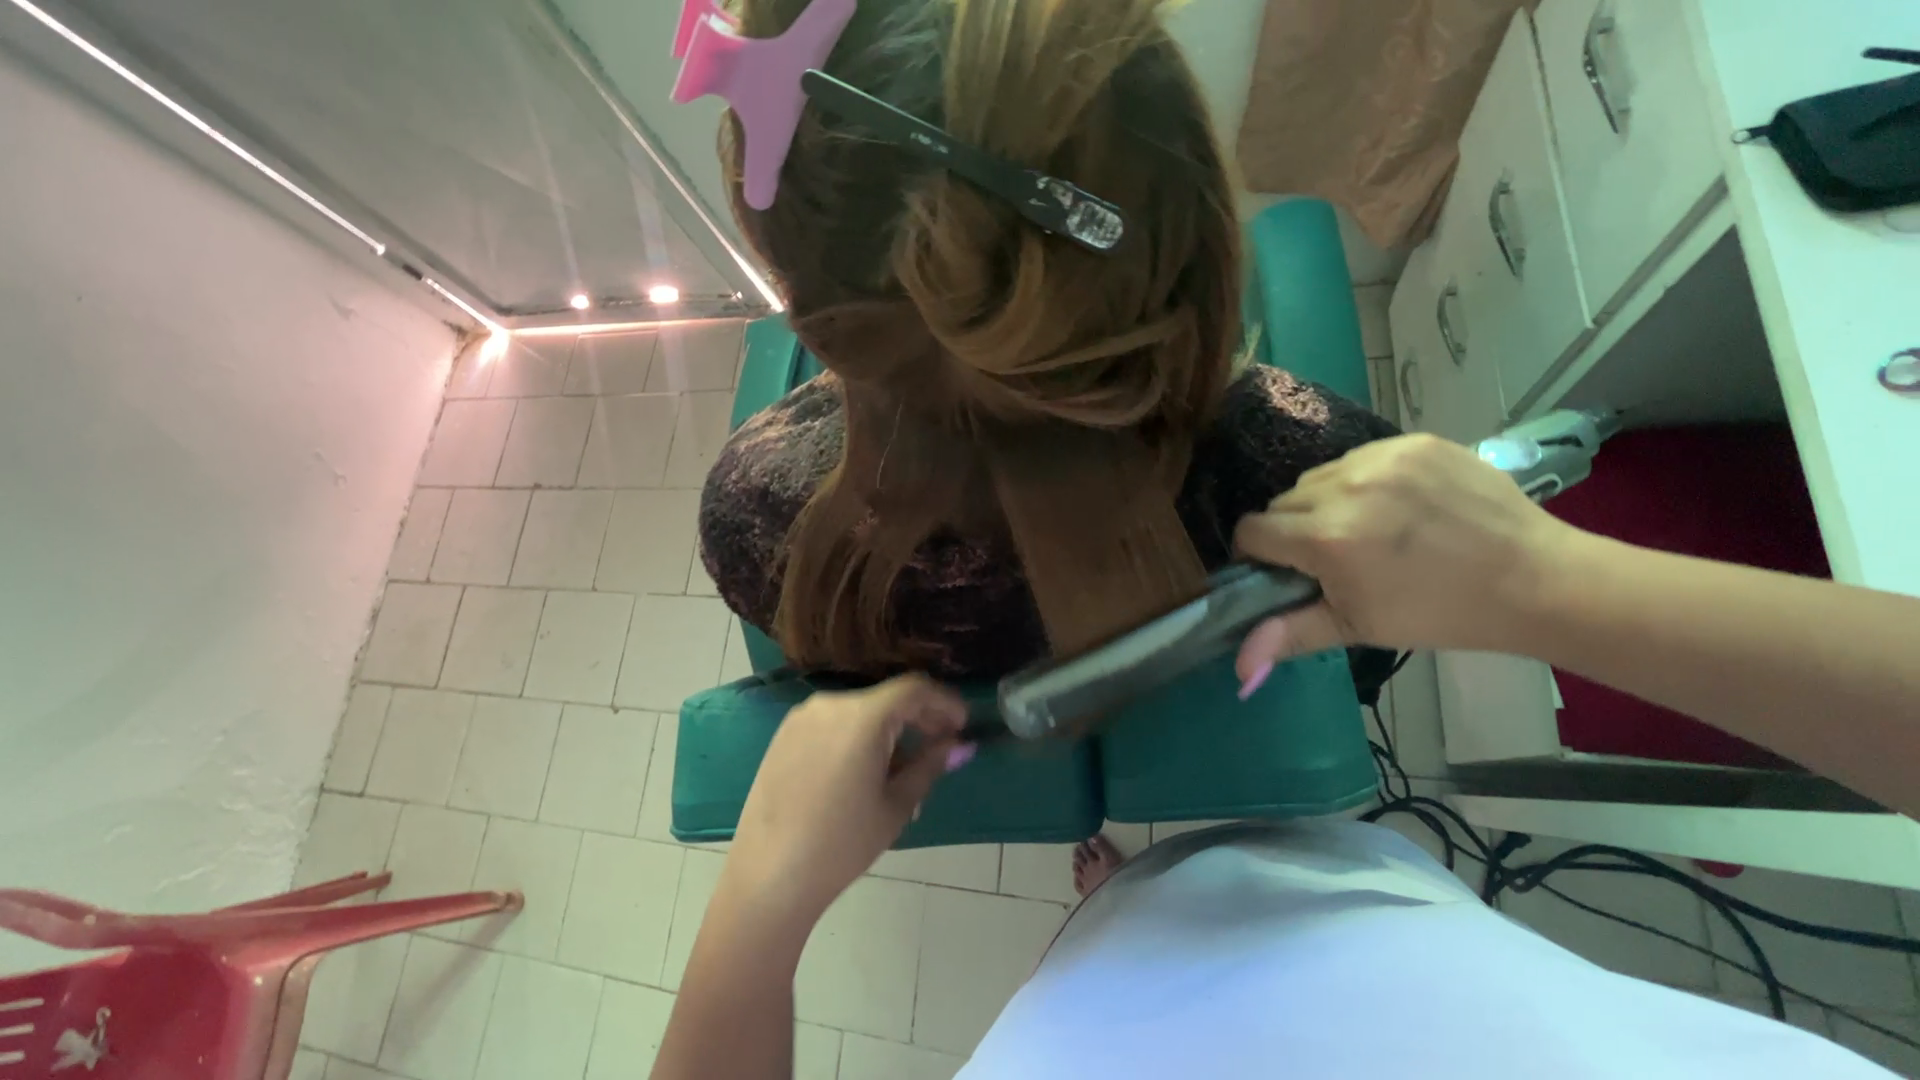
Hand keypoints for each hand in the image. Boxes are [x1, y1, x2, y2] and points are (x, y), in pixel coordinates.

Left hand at [722, 675, 969, 925]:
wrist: (770, 875)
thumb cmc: (843, 844)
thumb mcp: (897, 805)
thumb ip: (931, 765)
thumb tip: (961, 745)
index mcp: (863, 716)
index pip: (915, 689)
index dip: (945, 702)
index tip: (963, 725)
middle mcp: (831, 704)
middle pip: (887, 699)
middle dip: (919, 718)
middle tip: (941, 749)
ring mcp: (802, 717)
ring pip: (860, 712)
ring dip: (888, 731)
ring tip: (902, 773)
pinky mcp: (784, 735)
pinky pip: (834, 724)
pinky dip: (858, 737)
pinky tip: (865, 773)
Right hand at [1233, 434, 1579, 681]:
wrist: (1534, 579)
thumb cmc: (1439, 613)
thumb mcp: (1358, 627)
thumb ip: (1290, 636)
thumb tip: (1239, 670)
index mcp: (1326, 537)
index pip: (1252, 530)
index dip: (1258, 555)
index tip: (1283, 572)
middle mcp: (1344, 487)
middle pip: (1282, 503)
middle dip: (1293, 530)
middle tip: (1331, 557)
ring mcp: (1381, 458)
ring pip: (1318, 477)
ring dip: (1326, 502)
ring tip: (1367, 528)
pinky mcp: (1412, 441)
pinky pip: (1360, 458)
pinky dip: (1365, 480)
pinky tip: (1397, 506)